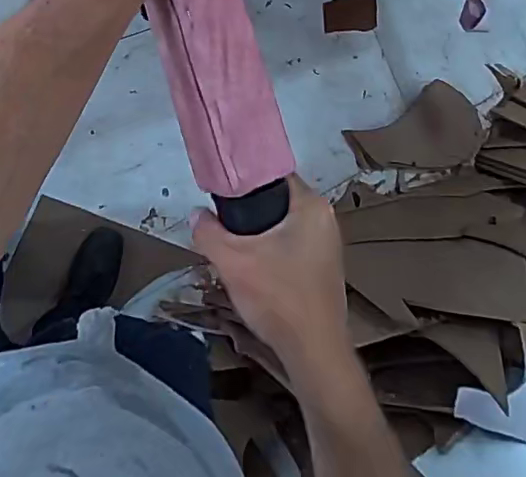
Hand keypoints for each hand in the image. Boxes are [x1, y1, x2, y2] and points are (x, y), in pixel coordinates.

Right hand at [192, 179, 352, 382]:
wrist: (314, 349)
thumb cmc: (278, 297)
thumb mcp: (233, 262)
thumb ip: (209, 234)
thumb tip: (196, 215)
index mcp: (312, 204)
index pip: (276, 177)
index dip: (247, 184)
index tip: (223, 196)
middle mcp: (326, 217)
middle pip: (280, 203)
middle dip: (252, 214)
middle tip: (225, 226)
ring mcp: (329, 243)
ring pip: (286, 227)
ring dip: (262, 236)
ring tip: (236, 249)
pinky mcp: (326, 266)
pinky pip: (295, 246)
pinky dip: (275, 252)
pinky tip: (258, 270)